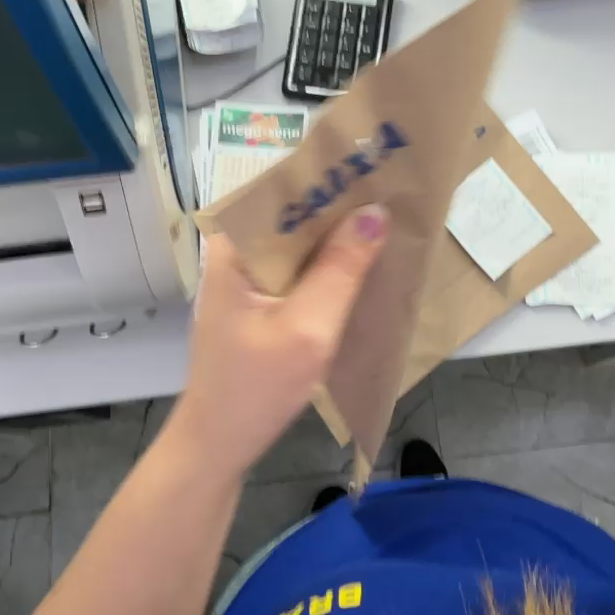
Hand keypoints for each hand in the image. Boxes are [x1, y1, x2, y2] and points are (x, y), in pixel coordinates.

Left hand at [168, 205, 388, 477]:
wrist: (218, 445)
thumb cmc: (255, 388)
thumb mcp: (307, 328)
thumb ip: (341, 270)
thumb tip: (376, 212)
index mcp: (233, 246)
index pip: (283, 192)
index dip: (330, 180)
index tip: (377, 170)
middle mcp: (235, 253)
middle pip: (294, 217)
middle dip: (341, 210)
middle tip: (396, 196)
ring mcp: (244, 280)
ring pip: (300, 246)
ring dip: (338, 241)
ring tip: (388, 225)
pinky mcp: (257, 303)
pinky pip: (298, 272)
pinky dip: (328, 270)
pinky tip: (363, 269)